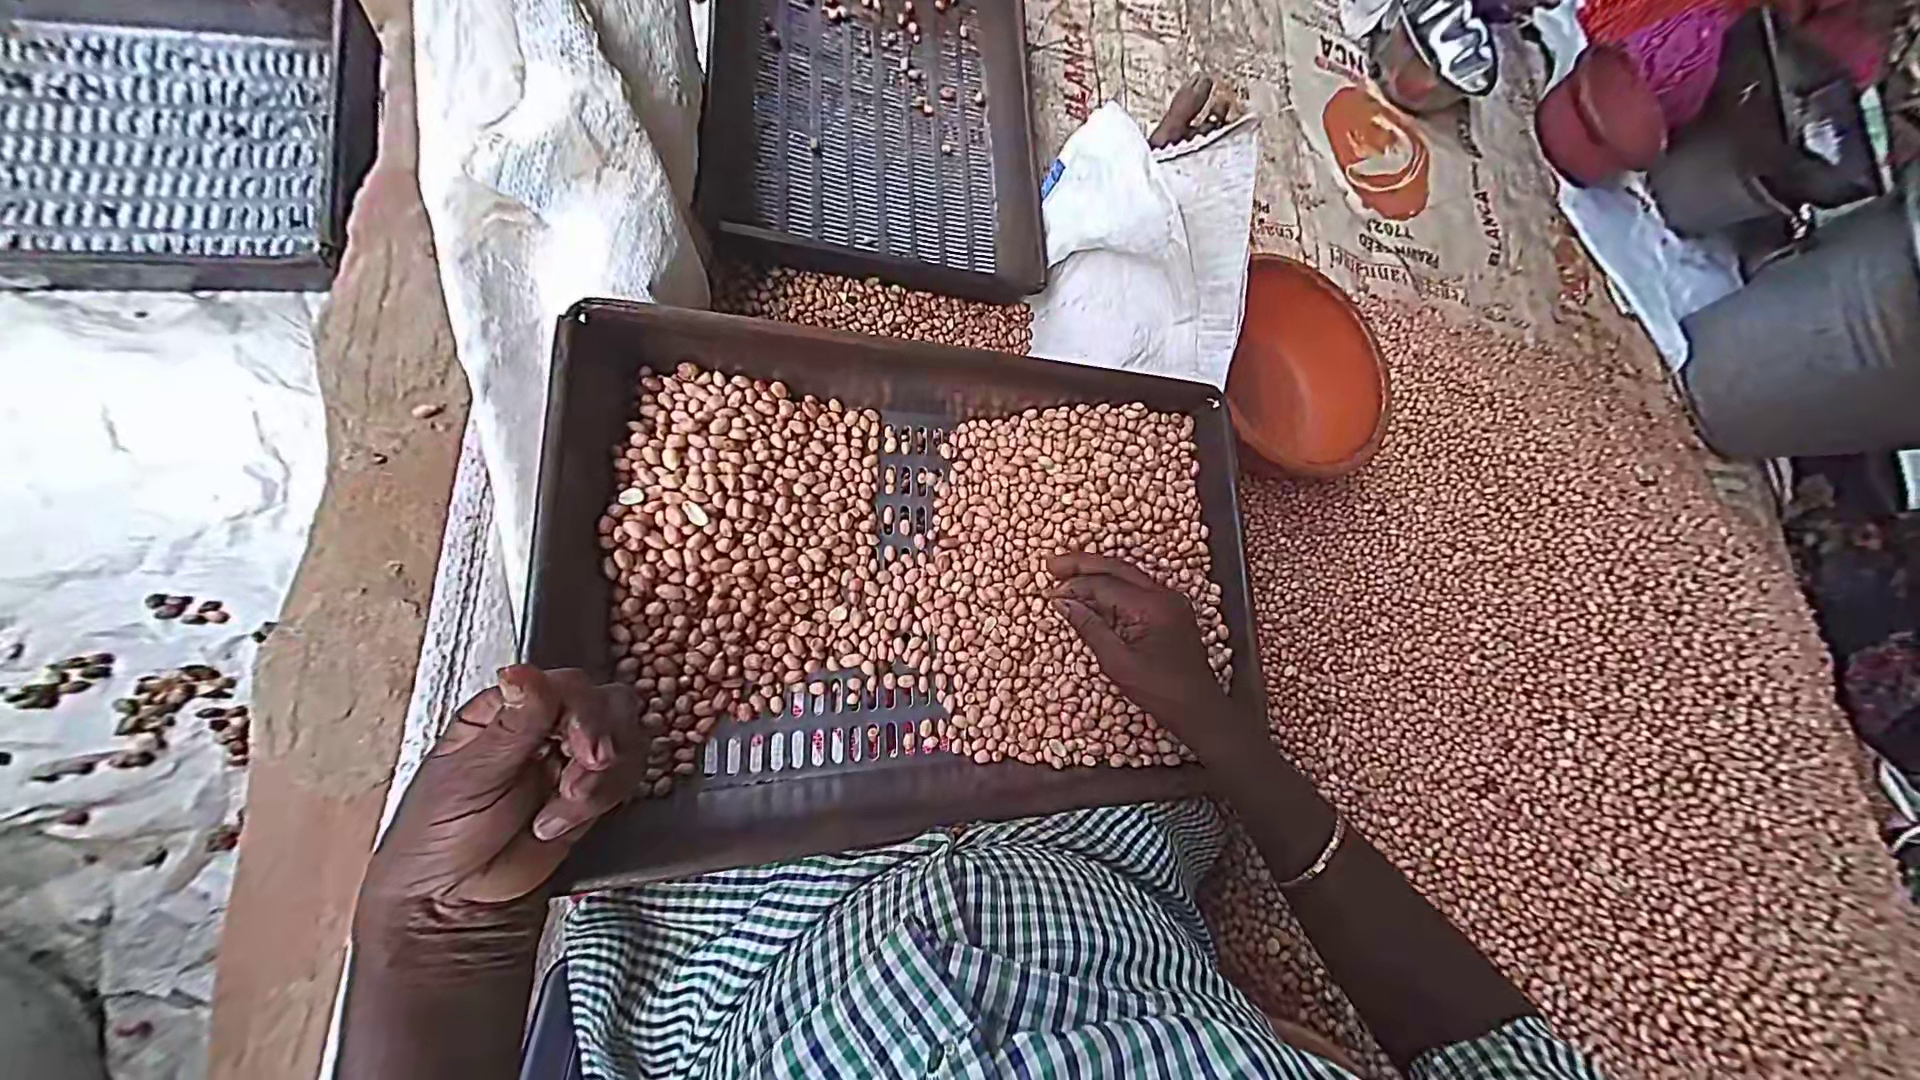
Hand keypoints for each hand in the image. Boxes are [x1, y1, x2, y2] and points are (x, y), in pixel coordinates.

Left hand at [353, 665, 648, 975]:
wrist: (456, 907)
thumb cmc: (438, 842)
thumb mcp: (468, 779)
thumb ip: (511, 725)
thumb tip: (522, 672)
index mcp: (509, 709)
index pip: (567, 686)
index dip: (584, 710)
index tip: (583, 745)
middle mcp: (549, 724)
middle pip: (608, 703)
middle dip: (602, 741)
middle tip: (580, 779)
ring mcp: (576, 753)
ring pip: (628, 735)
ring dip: (604, 776)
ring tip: (565, 808)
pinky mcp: (598, 785)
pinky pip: (631, 771)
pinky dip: (608, 796)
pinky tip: (568, 819)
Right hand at [1048, 553, 1239, 755]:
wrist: (1201, 710)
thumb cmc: (1161, 692)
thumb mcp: (1117, 662)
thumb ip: (1089, 627)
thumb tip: (1062, 604)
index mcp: (1153, 606)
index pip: (1105, 585)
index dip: (1075, 587)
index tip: (1051, 595)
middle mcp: (1164, 595)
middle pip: (1116, 567)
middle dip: (1082, 565)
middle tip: (1052, 565)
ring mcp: (1170, 601)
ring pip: (1126, 575)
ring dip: (1096, 573)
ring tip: (1066, 573)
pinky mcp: (1170, 611)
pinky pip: (1135, 590)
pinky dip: (1110, 588)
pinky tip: (1091, 593)